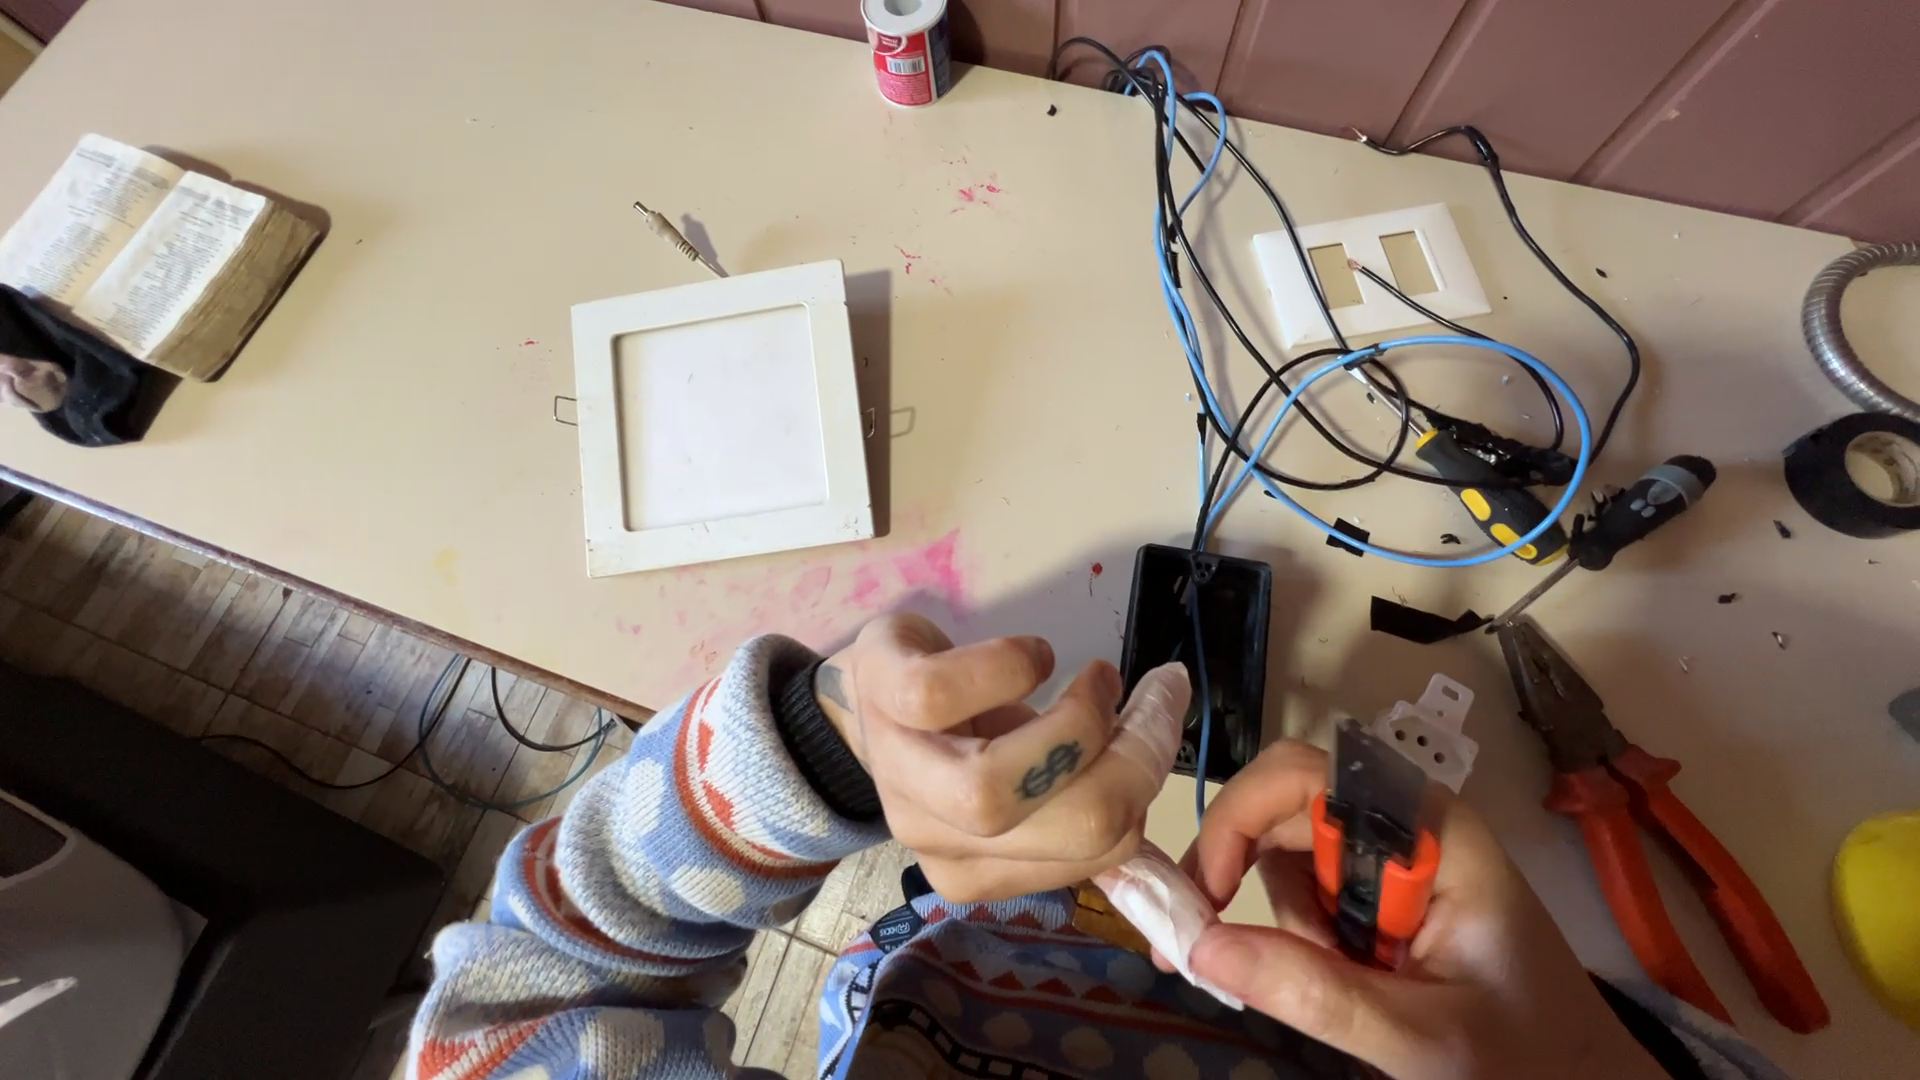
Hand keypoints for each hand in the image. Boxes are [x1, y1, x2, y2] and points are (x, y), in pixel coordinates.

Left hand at [813, 613, 1187, 903]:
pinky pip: (945, 694)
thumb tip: (1158, 786)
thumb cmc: (961, 740)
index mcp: (981, 872)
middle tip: (1151, 701)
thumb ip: (1079, 799)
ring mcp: (902, 773)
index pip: (1098, 852)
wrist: (870, 698)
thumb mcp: (1022, 782)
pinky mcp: (885, 697)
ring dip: (1078, 723)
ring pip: (995, 788)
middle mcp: (939, 839)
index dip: (1148, 785)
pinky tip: (1033, 655)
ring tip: (1097, 680)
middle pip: (1069, 827)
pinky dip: (1013, 666)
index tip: (1159, 724)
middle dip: (1134, 757)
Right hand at [1178, 741, 1664, 1079]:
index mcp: (1427, 829)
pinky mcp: (1373, 879)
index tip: (1211, 891)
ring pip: (1280, 844)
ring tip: (1327, 983)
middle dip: (1238, 865)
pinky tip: (1328, 971)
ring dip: (1276, 912)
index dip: (1243, 814)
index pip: (1306, 775)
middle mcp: (1398, 820)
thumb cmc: (1530, 1062)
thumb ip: (1316, 993)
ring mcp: (1383, 848)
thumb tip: (1199, 947)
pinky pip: (1299, 880)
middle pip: (1280, 802)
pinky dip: (1289, 925)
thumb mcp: (1423, 1039)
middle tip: (1201, 928)